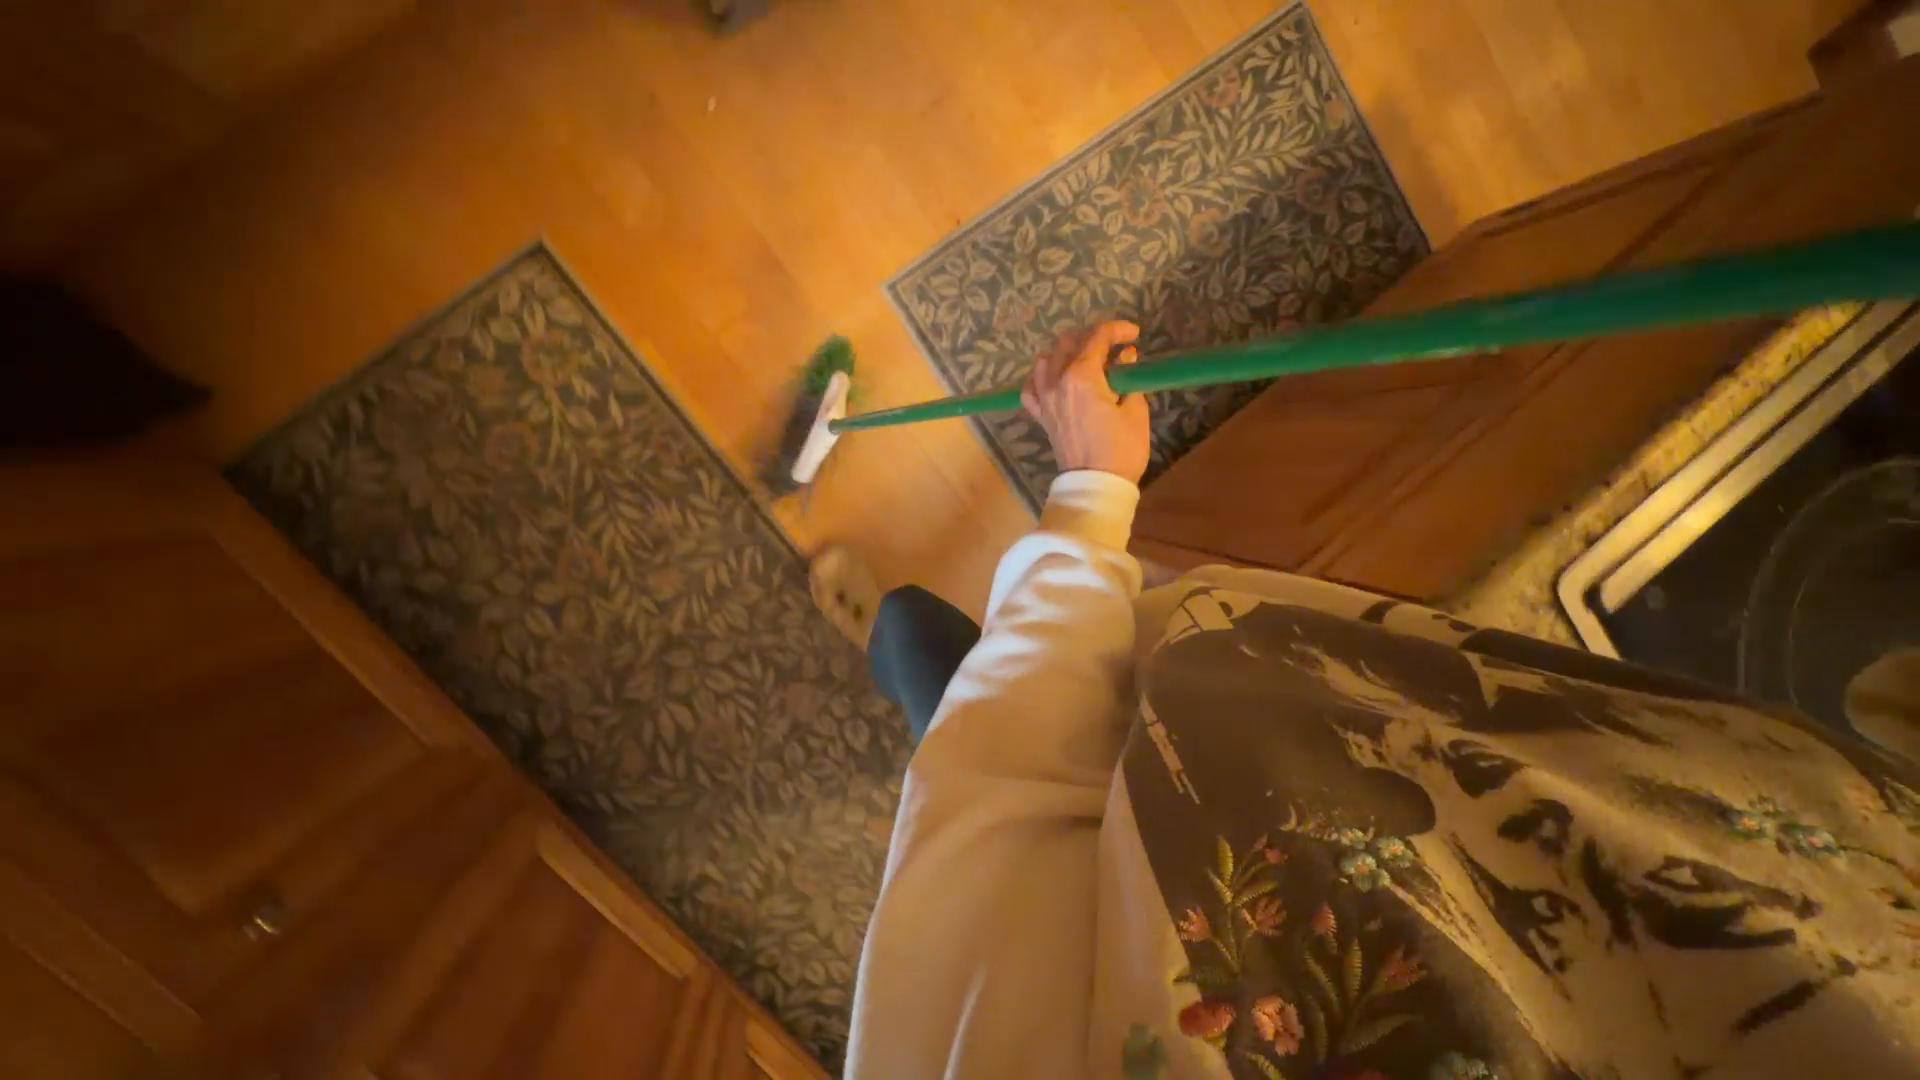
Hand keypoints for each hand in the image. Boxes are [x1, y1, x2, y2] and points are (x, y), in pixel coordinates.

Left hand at [1020, 320, 1149, 483]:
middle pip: (1068, 343)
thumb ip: (1128, 378)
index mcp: (1081, 376)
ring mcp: (1044, 398)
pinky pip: (1031, 388)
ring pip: (1046, 360)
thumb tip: (1125, 358)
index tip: (1134, 334)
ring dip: (1066, 352)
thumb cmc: (1121, 450)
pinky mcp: (1041, 415)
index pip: (1097, 338)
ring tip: (1087, 359)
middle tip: (1114, 345)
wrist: (1094, 485)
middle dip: (1092, 336)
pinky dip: (1042, 377)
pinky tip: (1056, 379)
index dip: (1117, 329)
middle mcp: (1056, 381)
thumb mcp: (1135, 411)